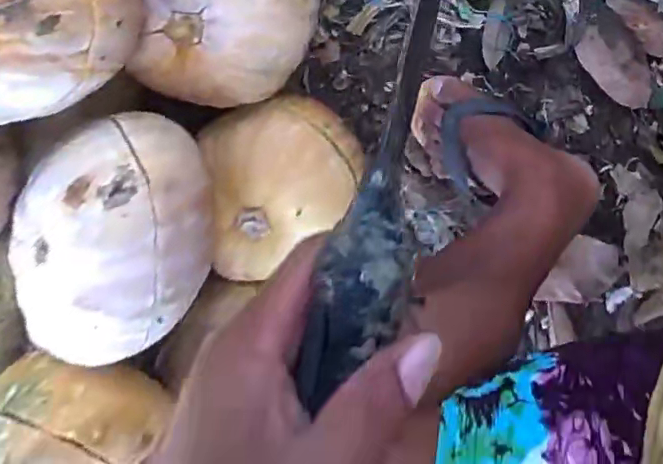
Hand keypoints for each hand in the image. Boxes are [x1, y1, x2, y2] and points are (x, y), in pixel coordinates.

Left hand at [151, 238, 442, 463]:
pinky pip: (294, 368)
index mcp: (247, 340)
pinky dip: (332, 372)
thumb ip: (373, 404)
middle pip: (316, 292)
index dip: (366, 249)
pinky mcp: (233, 412)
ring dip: (356, 343)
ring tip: (394, 368)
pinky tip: (355, 405)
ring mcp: (231, 380)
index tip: (413, 269)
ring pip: (308, 332)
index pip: (315, 255)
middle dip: (370, 304)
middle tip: (413, 332)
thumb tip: (430, 340)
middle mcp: (236, 346)